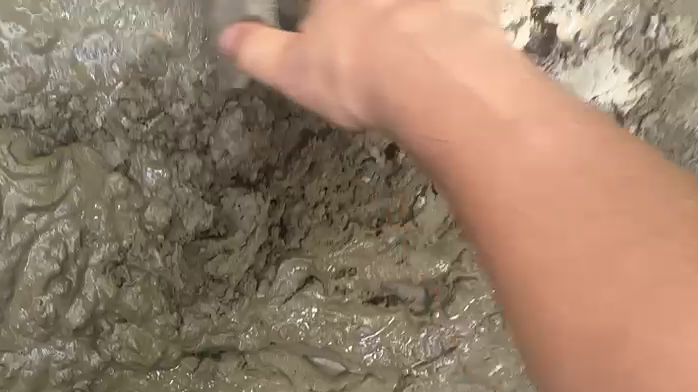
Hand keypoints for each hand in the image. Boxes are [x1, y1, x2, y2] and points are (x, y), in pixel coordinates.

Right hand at [218, 0, 499, 129]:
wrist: (435, 77)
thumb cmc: (357, 71)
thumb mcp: (291, 70)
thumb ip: (258, 50)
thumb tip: (227, 38)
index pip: (319, 4)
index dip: (317, 19)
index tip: (318, 32)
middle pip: (369, 6)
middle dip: (363, 17)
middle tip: (360, 51)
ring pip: (411, 7)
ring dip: (404, 16)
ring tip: (397, 47)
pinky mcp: (470, 3)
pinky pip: (459, 9)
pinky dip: (449, 17)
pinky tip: (443, 37)